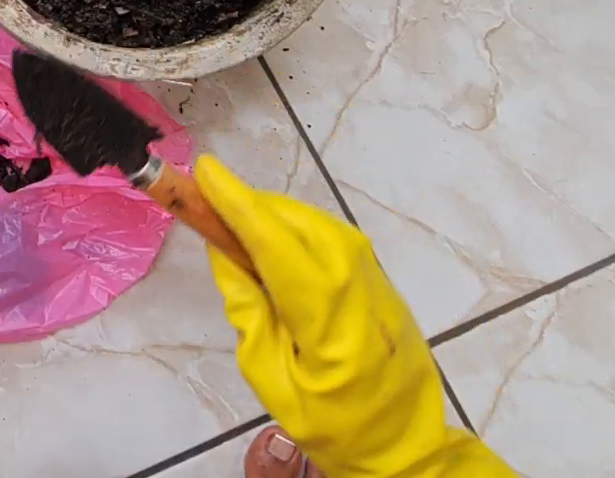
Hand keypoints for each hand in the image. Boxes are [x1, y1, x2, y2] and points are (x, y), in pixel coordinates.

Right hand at [194, 156, 516, 477]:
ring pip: (311, 220)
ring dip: (269, 213)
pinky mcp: (379, 274)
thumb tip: (222, 248)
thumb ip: (245, 309)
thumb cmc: (329, 422)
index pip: (278, 247)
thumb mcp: (268, 376)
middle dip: (248, 205)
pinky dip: (291, 223)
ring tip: (238, 231)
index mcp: (327, 325)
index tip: (205, 171)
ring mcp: (375, 277)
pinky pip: (327, 231)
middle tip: (208, 208)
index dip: (240, 205)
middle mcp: (357, 288)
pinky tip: (273, 242)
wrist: (410, 444)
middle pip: (294, 222)